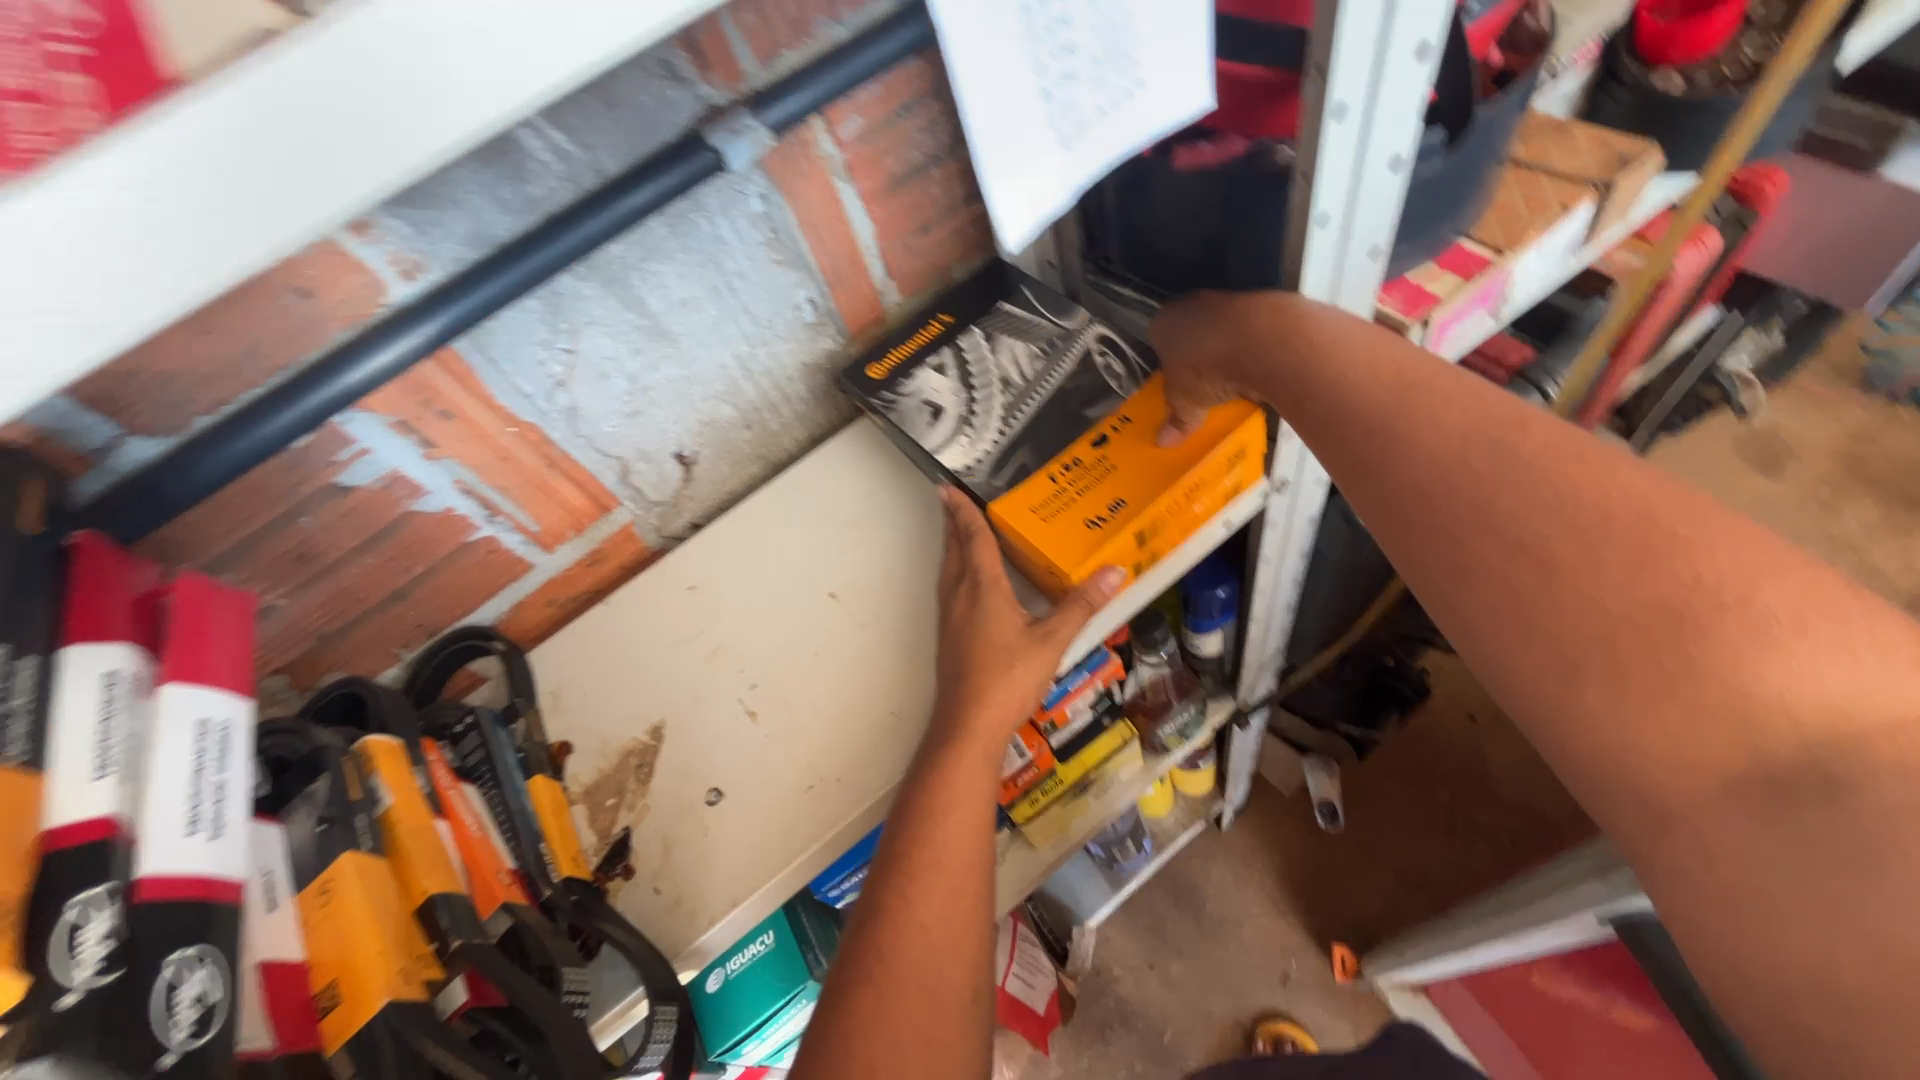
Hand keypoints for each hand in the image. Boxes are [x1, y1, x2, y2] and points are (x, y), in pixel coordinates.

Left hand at [930, 487, 1123, 752]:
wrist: (968, 725)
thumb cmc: (1009, 678)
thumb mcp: (1052, 641)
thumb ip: (1081, 605)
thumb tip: (1115, 572)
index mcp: (982, 587)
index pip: (972, 538)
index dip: (963, 511)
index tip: (947, 487)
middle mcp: (959, 596)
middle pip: (953, 550)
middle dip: (953, 524)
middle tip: (952, 501)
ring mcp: (949, 619)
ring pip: (947, 571)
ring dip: (951, 548)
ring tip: (958, 535)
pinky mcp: (947, 638)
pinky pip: (948, 591)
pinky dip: (955, 572)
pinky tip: (966, 585)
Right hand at [1149, 291, 1291, 444]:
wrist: (1261, 341)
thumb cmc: (1204, 370)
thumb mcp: (1186, 403)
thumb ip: (1177, 420)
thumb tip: (1163, 442)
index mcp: (1163, 323)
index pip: (1159, 342)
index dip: (1169, 365)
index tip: (1179, 385)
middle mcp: (1191, 304)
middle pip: (1191, 333)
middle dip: (1198, 356)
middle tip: (1205, 386)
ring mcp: (1227, 299)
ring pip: (1222, 329)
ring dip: (1227, 350)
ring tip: (1236, 380)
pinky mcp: (1261, 301)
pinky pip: (1250, 330)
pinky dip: (1254, 346)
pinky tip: (1260, 368)